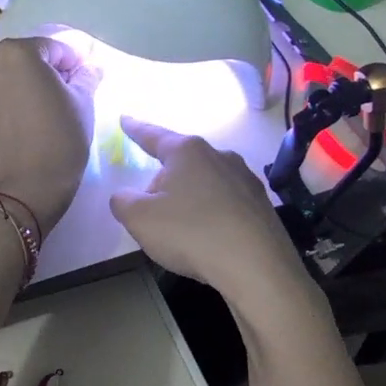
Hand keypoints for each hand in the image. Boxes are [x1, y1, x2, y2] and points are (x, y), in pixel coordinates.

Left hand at [0, 38, 98, 229]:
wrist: (27, 189)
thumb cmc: (61, 139)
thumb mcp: (83, 103)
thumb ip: (86, 76)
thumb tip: (88, 67)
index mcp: (17, 54)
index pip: (52, 49)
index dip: (71, 63)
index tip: (81, 81)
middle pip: (21, 64)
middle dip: (40, 75)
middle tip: (58, 101)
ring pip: (1, 85)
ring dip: (16, 93)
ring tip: (33, 119)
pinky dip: (1, 114)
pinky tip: (15, 134)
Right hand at [109, 117, 304, 293]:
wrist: (257, 267)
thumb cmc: (190, 233)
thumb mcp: (139, 219)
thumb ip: (123, 202)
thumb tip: (127, 197)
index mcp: (187, 152)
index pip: (153, 136)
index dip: (135, 129)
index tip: (125, 119)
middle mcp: (219, 156)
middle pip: (182, 163)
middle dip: (165, 180)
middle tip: (152, 207)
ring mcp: (245, 179)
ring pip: (206, 184)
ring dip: (191, 199)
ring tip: (183, 229)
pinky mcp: (262, 206)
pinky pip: (227, 204)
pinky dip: (213, 216)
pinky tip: (210, 239)